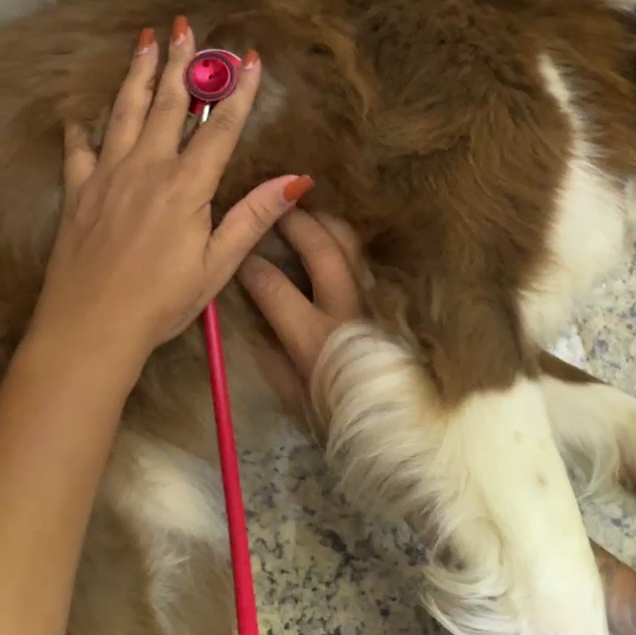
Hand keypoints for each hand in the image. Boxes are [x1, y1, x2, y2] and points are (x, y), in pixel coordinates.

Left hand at [30, 17, 311, 371]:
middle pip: (168, 105)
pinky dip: (81, 129)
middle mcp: (147, 167)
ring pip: (125, 112)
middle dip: (181, 64)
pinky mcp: (78, 191)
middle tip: (185, 27)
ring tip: (144, 42)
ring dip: (137, 75)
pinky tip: (81, 116)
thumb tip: (296, 180)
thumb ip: (253, 217)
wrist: (89, 327)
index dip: (237, 90)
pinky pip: (79, 150)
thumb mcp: (217, 265)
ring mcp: (108, 175)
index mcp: (186, 185)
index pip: (220, 127)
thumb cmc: (161, 302)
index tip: (249, 56)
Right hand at [237, 210, 366, 436]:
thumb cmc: (336, 415)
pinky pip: (363, 256)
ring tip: (303, 210)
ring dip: (324, 221)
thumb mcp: (291, 395)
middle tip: (273, 207)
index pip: (274, 287)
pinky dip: (344, 238)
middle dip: (294, 223)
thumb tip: (248, 314)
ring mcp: (370, 300)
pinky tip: (329, 233)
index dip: (250, 266)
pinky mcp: (386, 299)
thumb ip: (269, 352)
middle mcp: (346, 311)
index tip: (237, 256)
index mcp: (314, 338)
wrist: (398, 427)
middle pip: (321, 250)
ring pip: (350, 244)